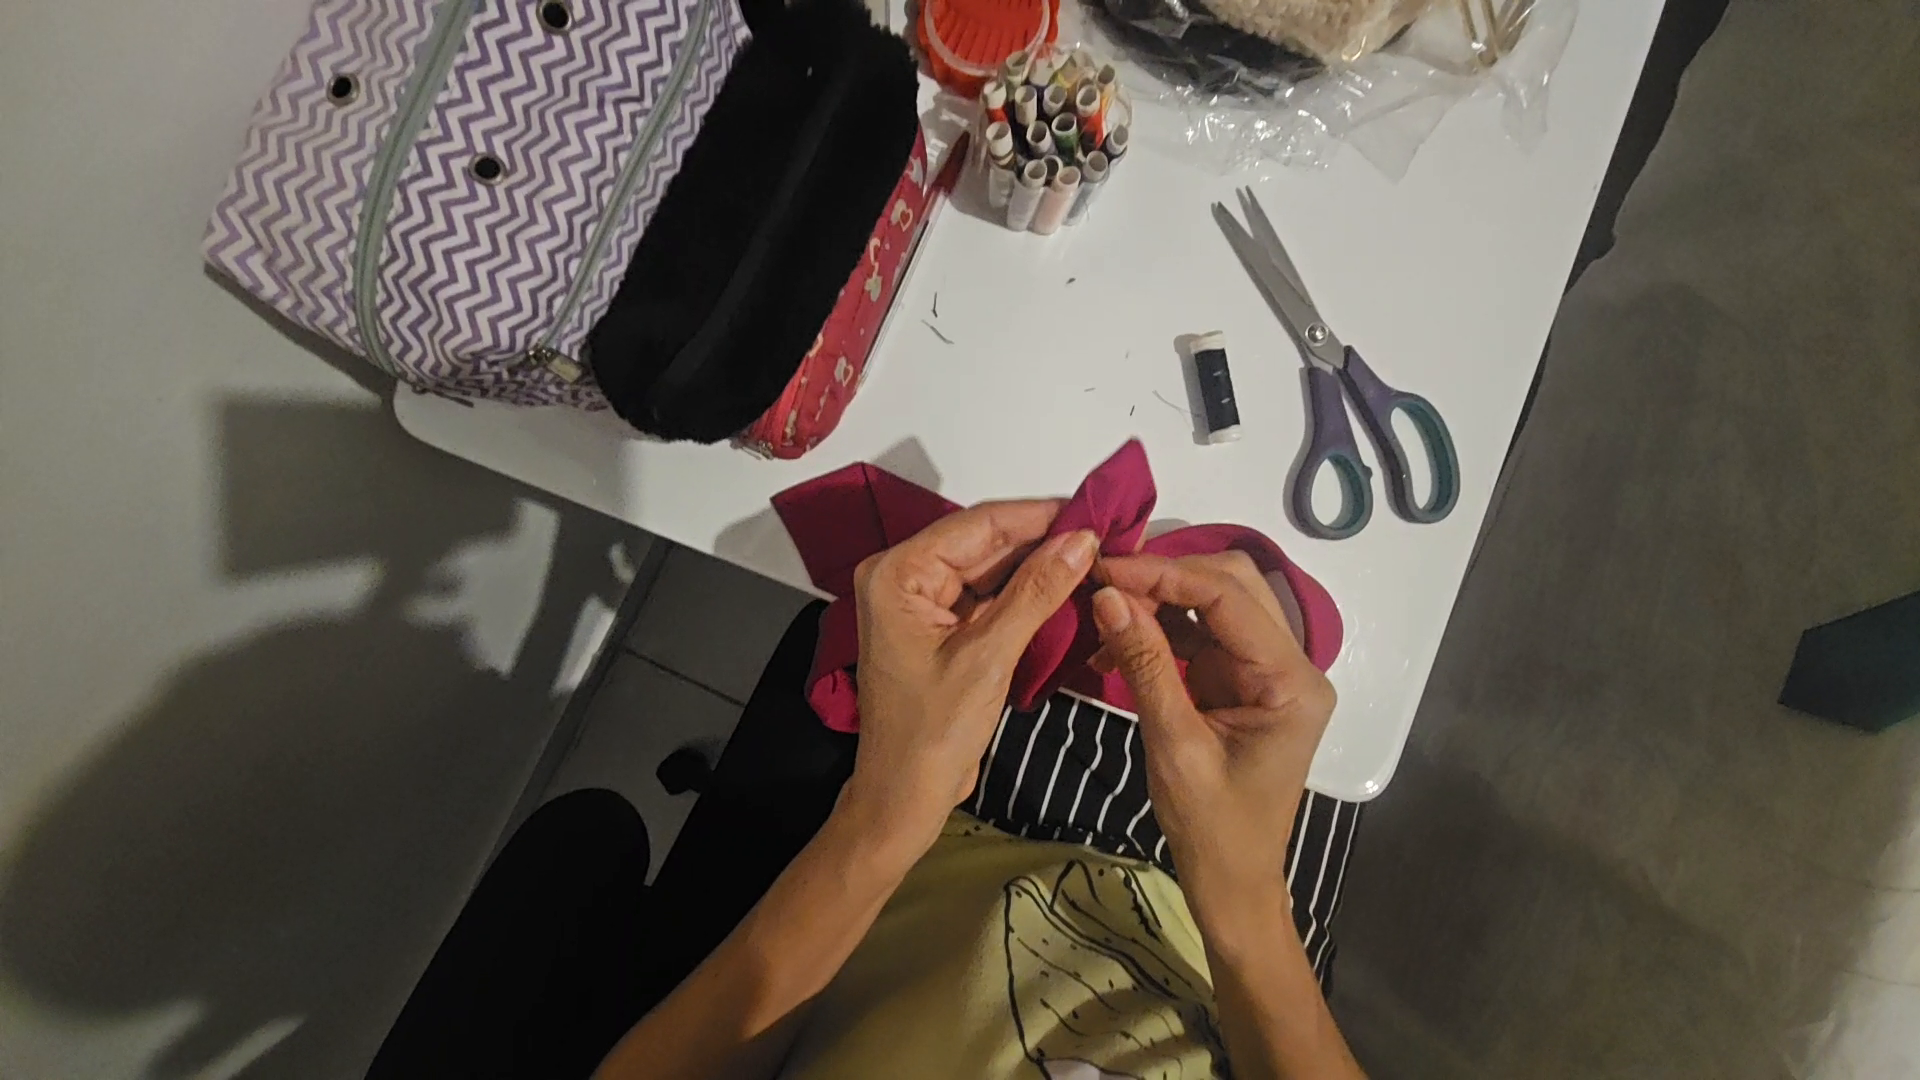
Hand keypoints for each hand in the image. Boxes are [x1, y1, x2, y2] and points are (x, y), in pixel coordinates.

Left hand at [841, 501, 1097, 861]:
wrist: (904, 796)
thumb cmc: (934, 732)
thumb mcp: (989, 656)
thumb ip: (1036, 592)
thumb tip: (1082, 539)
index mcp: (898, 573)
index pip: (977, 526)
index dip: (1038, 515)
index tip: (1092, 509)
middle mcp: (904, 575)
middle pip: (983, 543)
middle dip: (1041, 539)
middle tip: (1103, 532)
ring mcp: (921, 600)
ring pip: (989, 568)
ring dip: (1037, 565)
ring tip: (1094, 554)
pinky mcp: (940, 623)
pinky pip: (987, 595)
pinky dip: (1023, 593)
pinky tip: (1065, 584)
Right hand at [1088, 552, 1335, 928]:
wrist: (1230, 879)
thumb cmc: (1212, 826)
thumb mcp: (1173, 743)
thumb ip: (1144, 664)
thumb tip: (1105, 595)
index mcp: (1290, 682)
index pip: (1229, 598)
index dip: (1164, 574)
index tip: (1104, 570)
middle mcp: (1287, 664)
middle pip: (1230, 585)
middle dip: (1164, 577)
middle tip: (1103, 583)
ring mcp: (1262, 669)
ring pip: (1212, 602)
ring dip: (1157, 600)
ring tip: (1103, 611)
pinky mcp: (1236, 678)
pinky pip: (1197, 632)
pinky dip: (1156, 628)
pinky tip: (1116, 642)